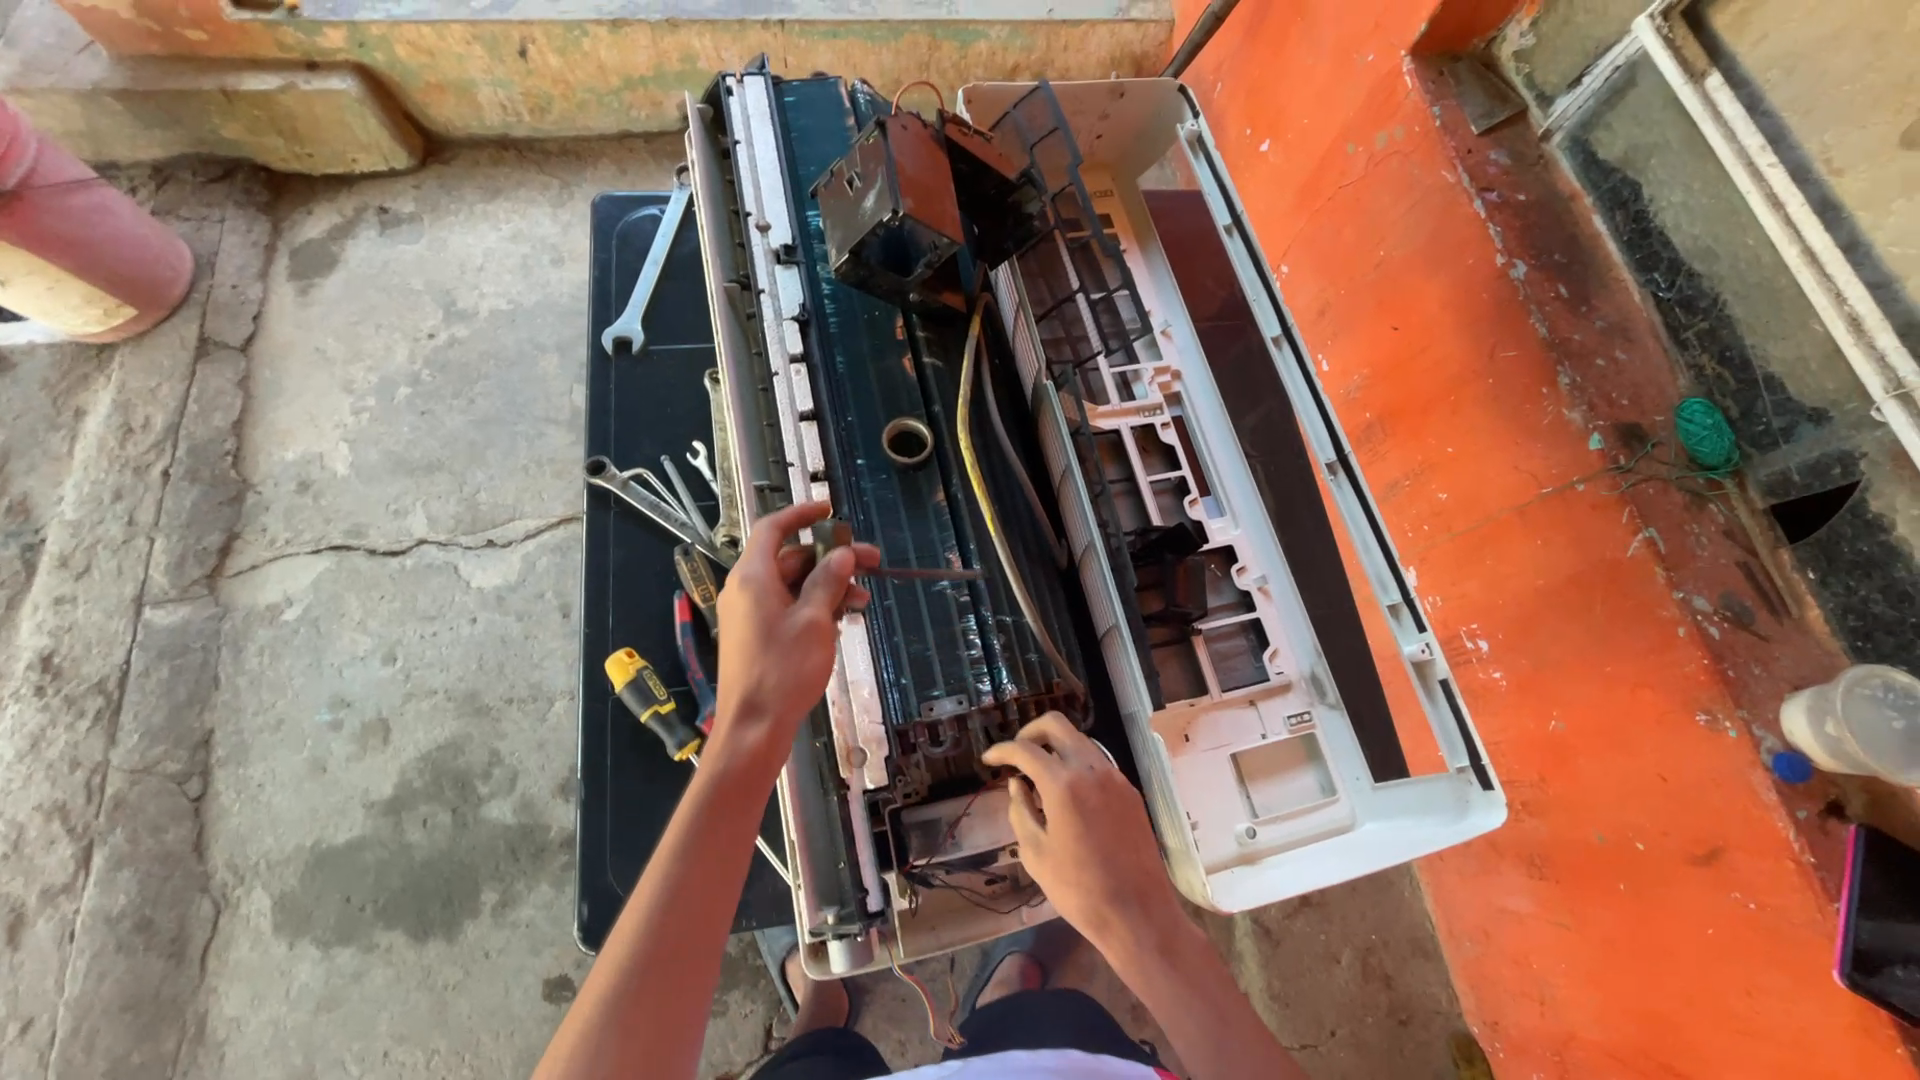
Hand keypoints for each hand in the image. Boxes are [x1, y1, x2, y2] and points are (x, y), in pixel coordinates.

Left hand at [708, 502, 879, 782]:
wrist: (754, 726)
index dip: (801, 514)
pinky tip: (842, 620)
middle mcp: (746, 590)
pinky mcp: (757, 636)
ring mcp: (750, 615)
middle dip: (831, 559)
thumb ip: (828, 581)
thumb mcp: (814, 621)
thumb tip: (842, 554)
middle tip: (872, 563)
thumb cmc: (783, 669)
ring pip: (793, 586)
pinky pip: (788, 608)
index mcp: (752, 576)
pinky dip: (815, 607)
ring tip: (863, 601)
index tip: (831, 510)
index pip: (773, 528)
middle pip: (790, 558)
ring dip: (829, 586)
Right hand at [982, 713, 1183, 953]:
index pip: (1025, 749)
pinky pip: (1098, 763)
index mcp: (1064, 784)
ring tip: (1039, 775)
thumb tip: (1017, 785)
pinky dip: (1077, 764)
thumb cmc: (1079, 891)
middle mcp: (1092, 770)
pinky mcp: (1130, 792)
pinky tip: (1067, 792)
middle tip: (1015, 755)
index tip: (988, 760)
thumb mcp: (1036, 854)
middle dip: (1030, 733)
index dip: (1001, 750)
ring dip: (1056, 747)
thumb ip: (1021, 811)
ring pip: (1080, 741)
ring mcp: (1116, 778)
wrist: (1138, 914)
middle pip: (1057, 725)